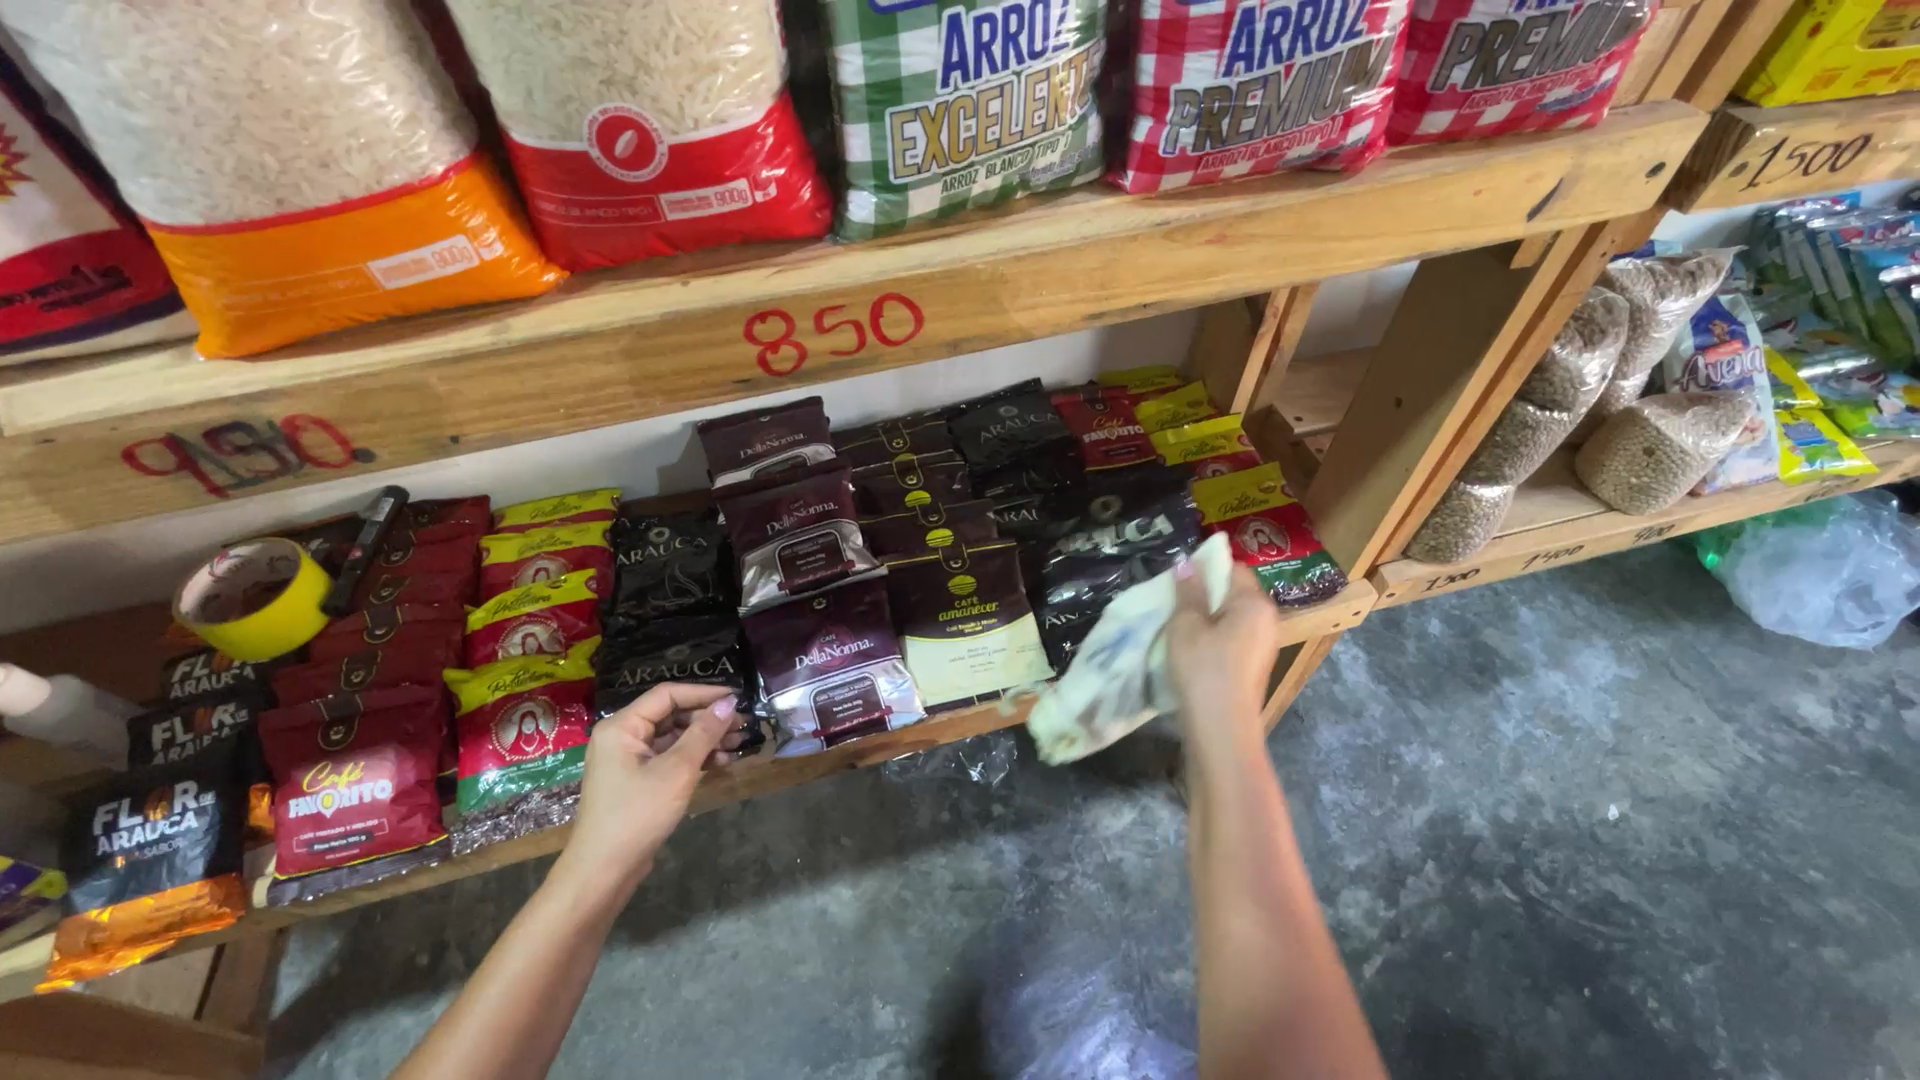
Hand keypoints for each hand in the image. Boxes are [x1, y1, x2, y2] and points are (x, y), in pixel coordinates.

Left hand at [551, 684, 746, 903]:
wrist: (605, 869)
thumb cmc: (638, 814)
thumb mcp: (677, 771)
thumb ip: (704, 733)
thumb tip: (729, 703)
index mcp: (622, 726)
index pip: (667, 695)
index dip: (704, 693)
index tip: (736, 698)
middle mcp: (623, 736)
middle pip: (672, 715)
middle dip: (708, 719)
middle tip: (742, 725)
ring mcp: (629, 759)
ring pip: (674, 737)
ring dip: (706, 739)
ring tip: (738, 744)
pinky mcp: (638, 780)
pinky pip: (670, 757)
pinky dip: (695, 757)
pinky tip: (721, 762)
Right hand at [1168, 559, 1281, 748]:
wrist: (1221, 727)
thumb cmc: (1203, 668)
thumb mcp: (1186, 625)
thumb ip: (1187, 591)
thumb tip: (1186, 564)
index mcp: (1254, 603)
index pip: (1232, 567)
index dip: (1205, 567)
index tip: (1179, 579)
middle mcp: (1268, 619)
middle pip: (1234, 592)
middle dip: (1205, 592)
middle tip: (1174, 601)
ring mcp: (1265, 645)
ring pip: (1233, 617)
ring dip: (1208, 616)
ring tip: (1180, 625)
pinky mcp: (1255, 665)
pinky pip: (1234, 637)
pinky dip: (1215, 636)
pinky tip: (1193, 649)